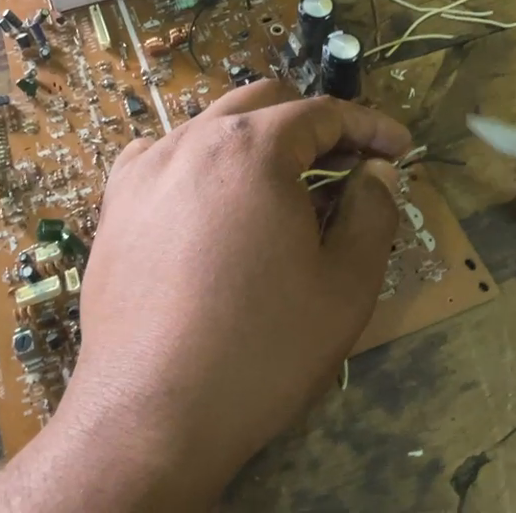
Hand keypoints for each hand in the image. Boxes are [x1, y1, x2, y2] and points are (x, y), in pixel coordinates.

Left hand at [0, 80, 410, 510]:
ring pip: (212, 125)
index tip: (399, 148)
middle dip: (313, 124)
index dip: (369, 125)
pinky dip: (202, 162)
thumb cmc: (262, 348)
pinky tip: (213, 203)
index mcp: (252, 147)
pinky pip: (165, 156)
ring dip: (257, 141)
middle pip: (264, 103)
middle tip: (347, 165)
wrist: (152, 411)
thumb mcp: (346, 285)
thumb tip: (376, 172)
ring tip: (284, 188)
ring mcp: (146, 167)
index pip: (321, 113)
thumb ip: (372, 213)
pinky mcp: (117, 201)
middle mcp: (193, 139)